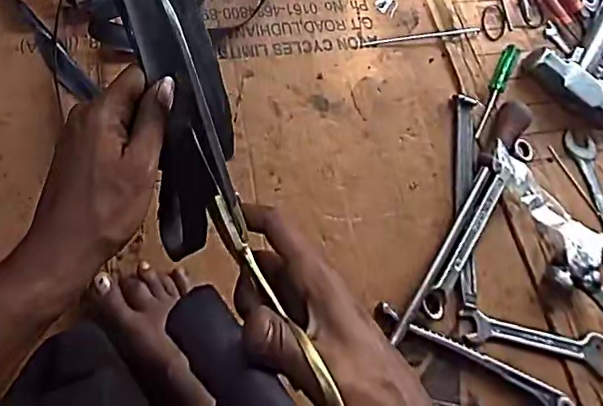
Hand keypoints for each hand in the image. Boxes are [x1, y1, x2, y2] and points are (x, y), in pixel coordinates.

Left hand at [10, 66, 170, 295]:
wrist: (61, 250)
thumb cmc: (104, 212)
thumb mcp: (141, 166)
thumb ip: (153, 120)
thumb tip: (165, 83)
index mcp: (99, 109)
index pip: (135, 75)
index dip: (159, 87)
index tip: (175, 112)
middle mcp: (83, 112)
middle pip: (126, 95)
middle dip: (148, 114)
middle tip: (165, 146)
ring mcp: (75, 131)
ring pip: (116, 116)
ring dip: (135, 134)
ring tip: (149, 164)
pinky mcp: (73, 149)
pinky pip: (104, 133)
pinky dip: (120, 146)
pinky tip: (129, 173)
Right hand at [233, 206, 427, 405]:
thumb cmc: (379, 391)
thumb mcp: (321, 363)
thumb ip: (281, 340)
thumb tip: (248, 320)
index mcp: (318, 278)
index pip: (278, 226)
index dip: (248, 214)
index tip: (223, 216)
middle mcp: (317, 287)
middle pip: (266, 262)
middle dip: (248, 285)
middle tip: (251, 320)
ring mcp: (318, 310)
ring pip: (271, 293)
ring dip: (260, 314)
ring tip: (269, 349)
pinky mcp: (319, 334)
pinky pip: (282, 319)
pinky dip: (271, 333)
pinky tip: (280, 361)